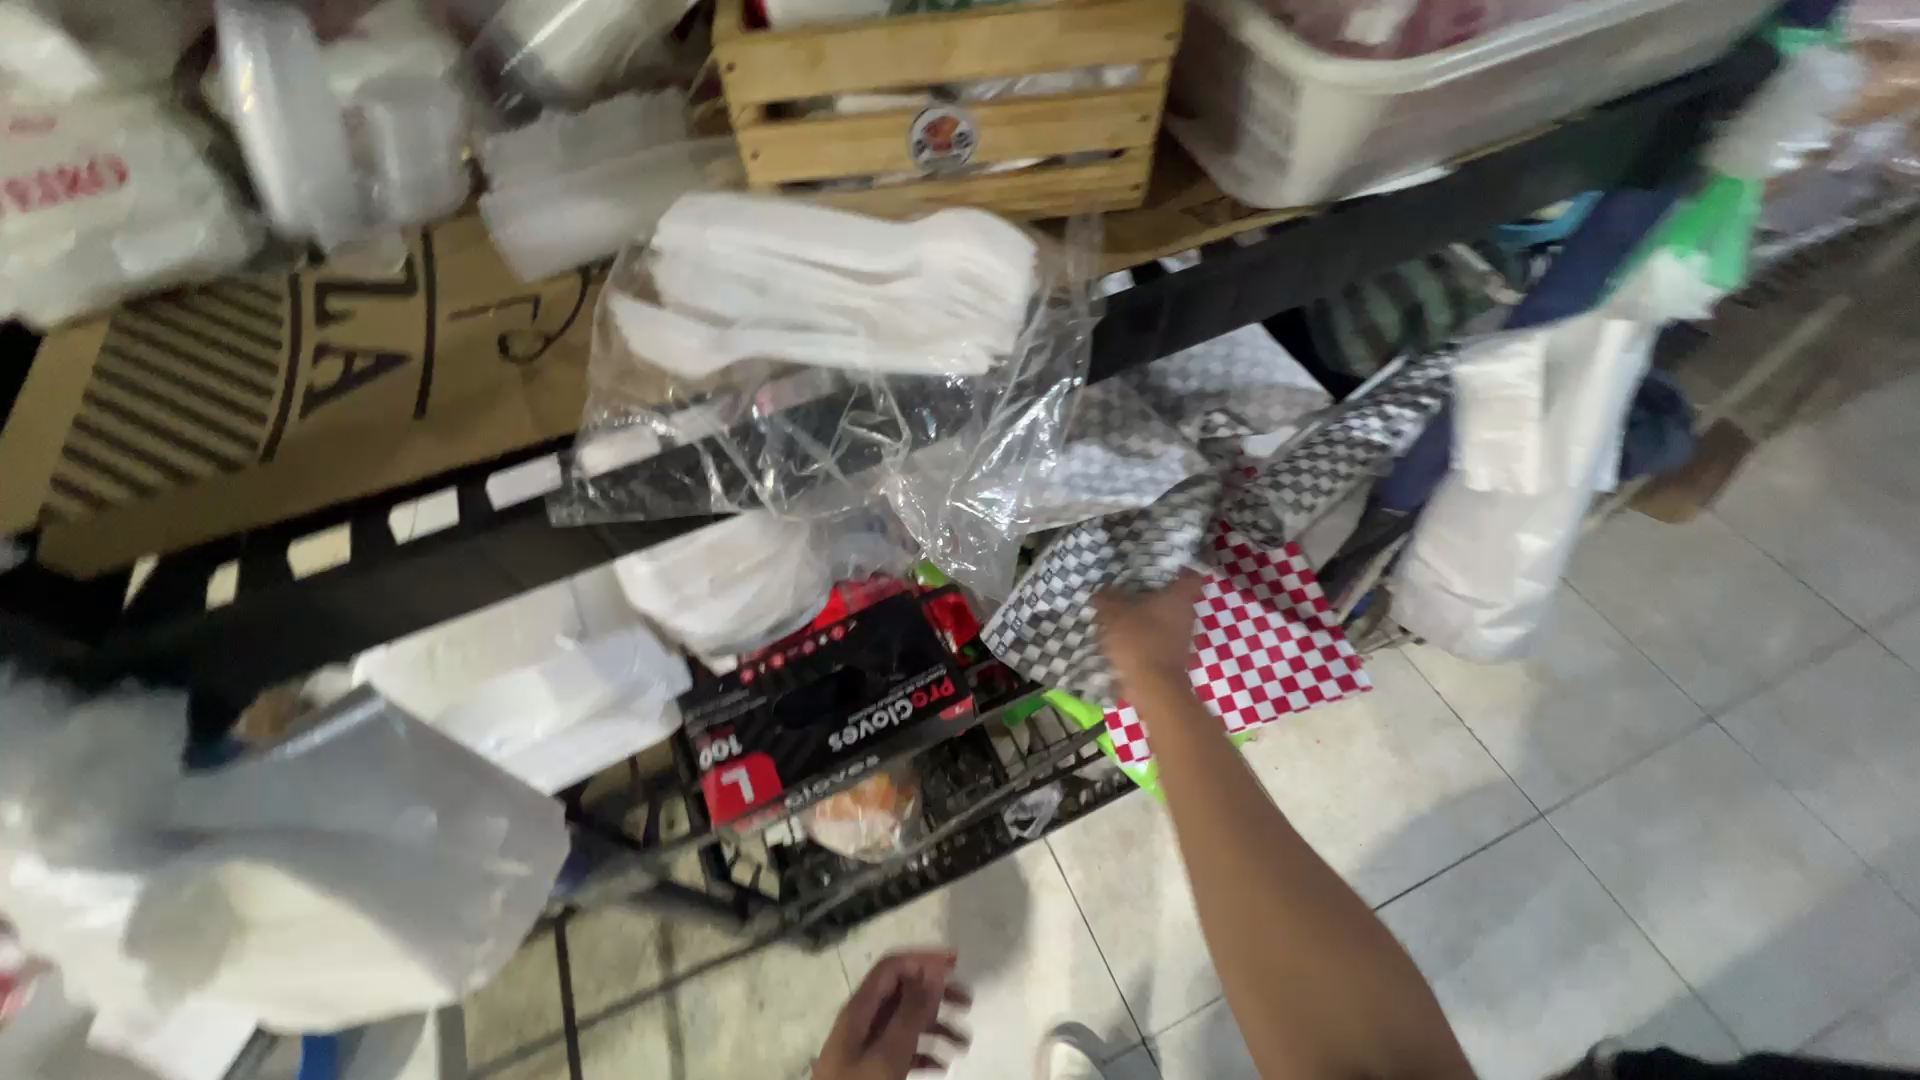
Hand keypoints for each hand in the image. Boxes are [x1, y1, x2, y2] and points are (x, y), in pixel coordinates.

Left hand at [815, 951, 971, 1079]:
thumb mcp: (887, 1054)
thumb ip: (910, 1012)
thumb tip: (933, 971)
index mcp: (860, 1008)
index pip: (893, 966)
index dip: (923, 959)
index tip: (956, 965)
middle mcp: (862, 1020)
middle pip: (902, 992)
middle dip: (936, 993)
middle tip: (968, 1002)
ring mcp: (865, 1046)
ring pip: (905, 1022)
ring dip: (936, 1027)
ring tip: (964, 1043)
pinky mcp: (870, 1069)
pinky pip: (901, 1049)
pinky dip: (923, 1052)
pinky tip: (941, 1066)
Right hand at [1094, 571, 1205, 693]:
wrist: (1152, 687)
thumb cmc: (1138, 640)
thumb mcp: (1114, 613)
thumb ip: (1107, 598)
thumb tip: (1101, 592)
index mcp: (1179, 597)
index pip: (1191, 576)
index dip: (1179, 569)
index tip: (1159, 568)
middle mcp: (1187, 614)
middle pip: (1175, 597)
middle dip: (1155, 594)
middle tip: (1130, 589)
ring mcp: (1183, 637)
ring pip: (1167, 619)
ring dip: (1149, 617)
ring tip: (1123, 614)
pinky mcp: (1174, 657)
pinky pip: (1160, 638)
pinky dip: (1147, 636)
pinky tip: (1125, 637)